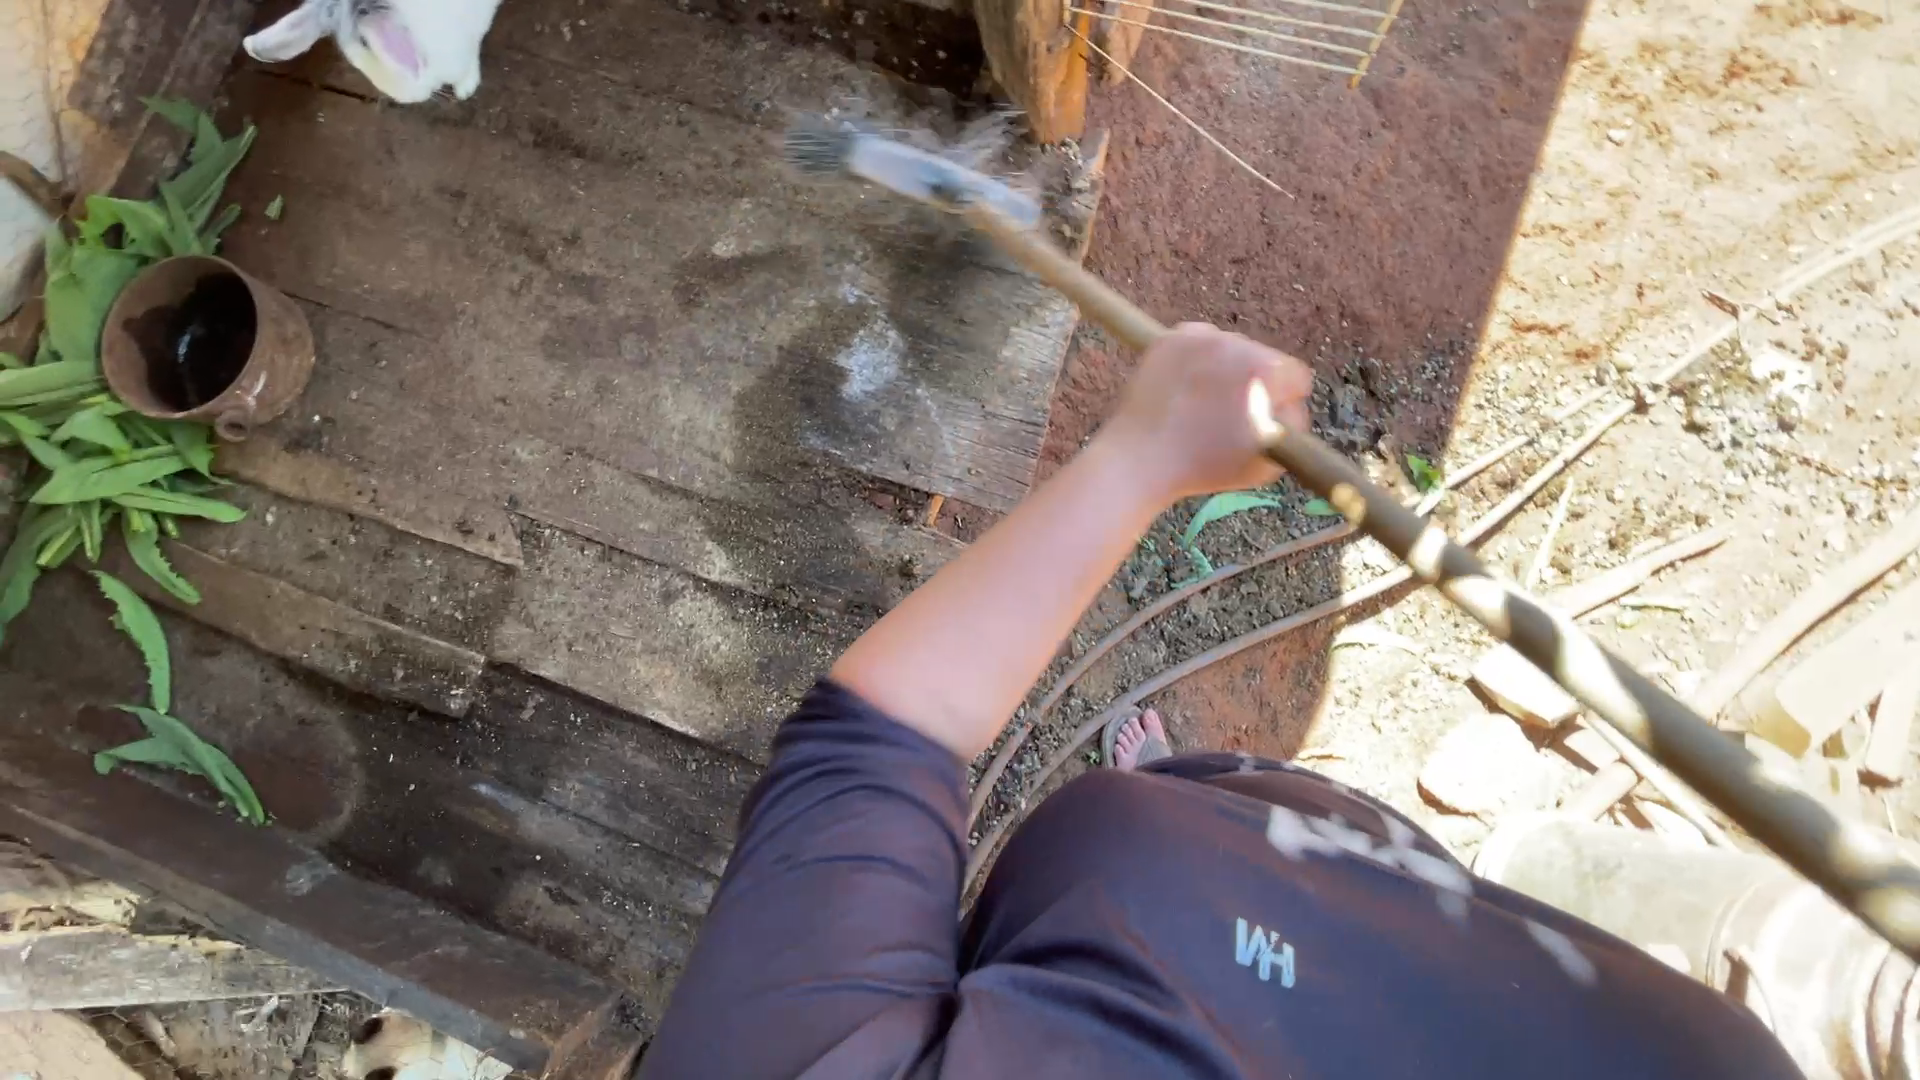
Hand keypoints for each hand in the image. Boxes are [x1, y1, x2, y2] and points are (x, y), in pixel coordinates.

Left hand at [1098, 323, 1313, 502]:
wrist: (1140, 460)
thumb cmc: (1206, 466)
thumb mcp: (1270, 458)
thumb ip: (1294, 426)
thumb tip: (1290, 404)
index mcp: (1267, 370)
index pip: (1295, 376)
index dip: (1282, 401)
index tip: (1261, 419)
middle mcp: (1235, 343)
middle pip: (1260, 358)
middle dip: (1252, 383)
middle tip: (1226, 415)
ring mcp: (1198, 338)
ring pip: (1227, 348)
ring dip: (1223, 370)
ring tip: (1202, 404)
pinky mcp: (1168, 339)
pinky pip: (1196, 344)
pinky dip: (1195, 362)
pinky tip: (1186, 389)